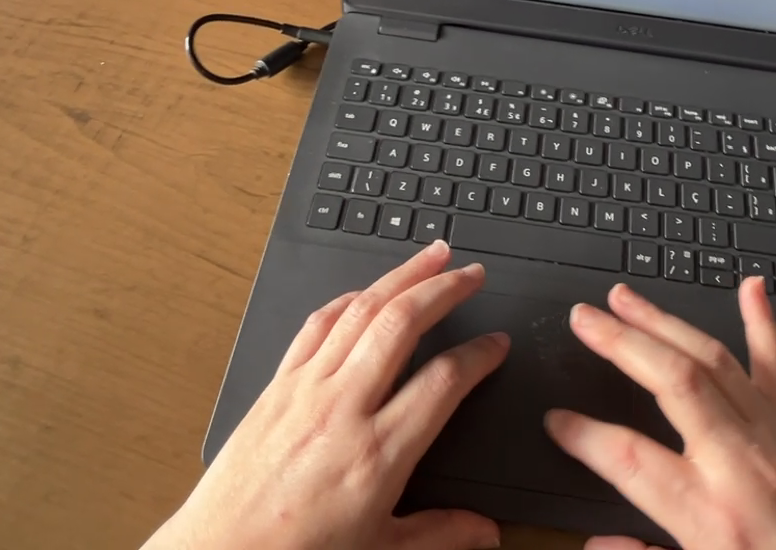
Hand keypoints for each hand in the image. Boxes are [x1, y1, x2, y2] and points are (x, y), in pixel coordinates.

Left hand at [144, 240, 508, 549]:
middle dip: (445, 288)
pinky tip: (368, 290)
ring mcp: (308, 387)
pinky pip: (318, 324)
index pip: (444, 381)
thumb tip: (487, 533)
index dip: (479, 355)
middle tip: (472, 273)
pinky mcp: (278, 382)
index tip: (497, 343)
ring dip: (403, 275)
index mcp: (378, 454)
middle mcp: (344, 408)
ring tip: (432, 255)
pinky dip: (349, 298)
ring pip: (362, 309)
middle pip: (404, 323)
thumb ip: (440, 535)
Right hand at [545, 278, 775, 549]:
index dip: (585, 436)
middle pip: (673, 381)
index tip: (557, 420)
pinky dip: (762, 321)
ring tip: (624, 297)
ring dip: (662, 321)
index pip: (632, 461)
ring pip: (711, 357)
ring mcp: (772, 431)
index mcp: (713, 516)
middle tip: (582, 317)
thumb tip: (594, 546)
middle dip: (622, 341)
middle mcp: (740, 461)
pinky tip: (751, 287)